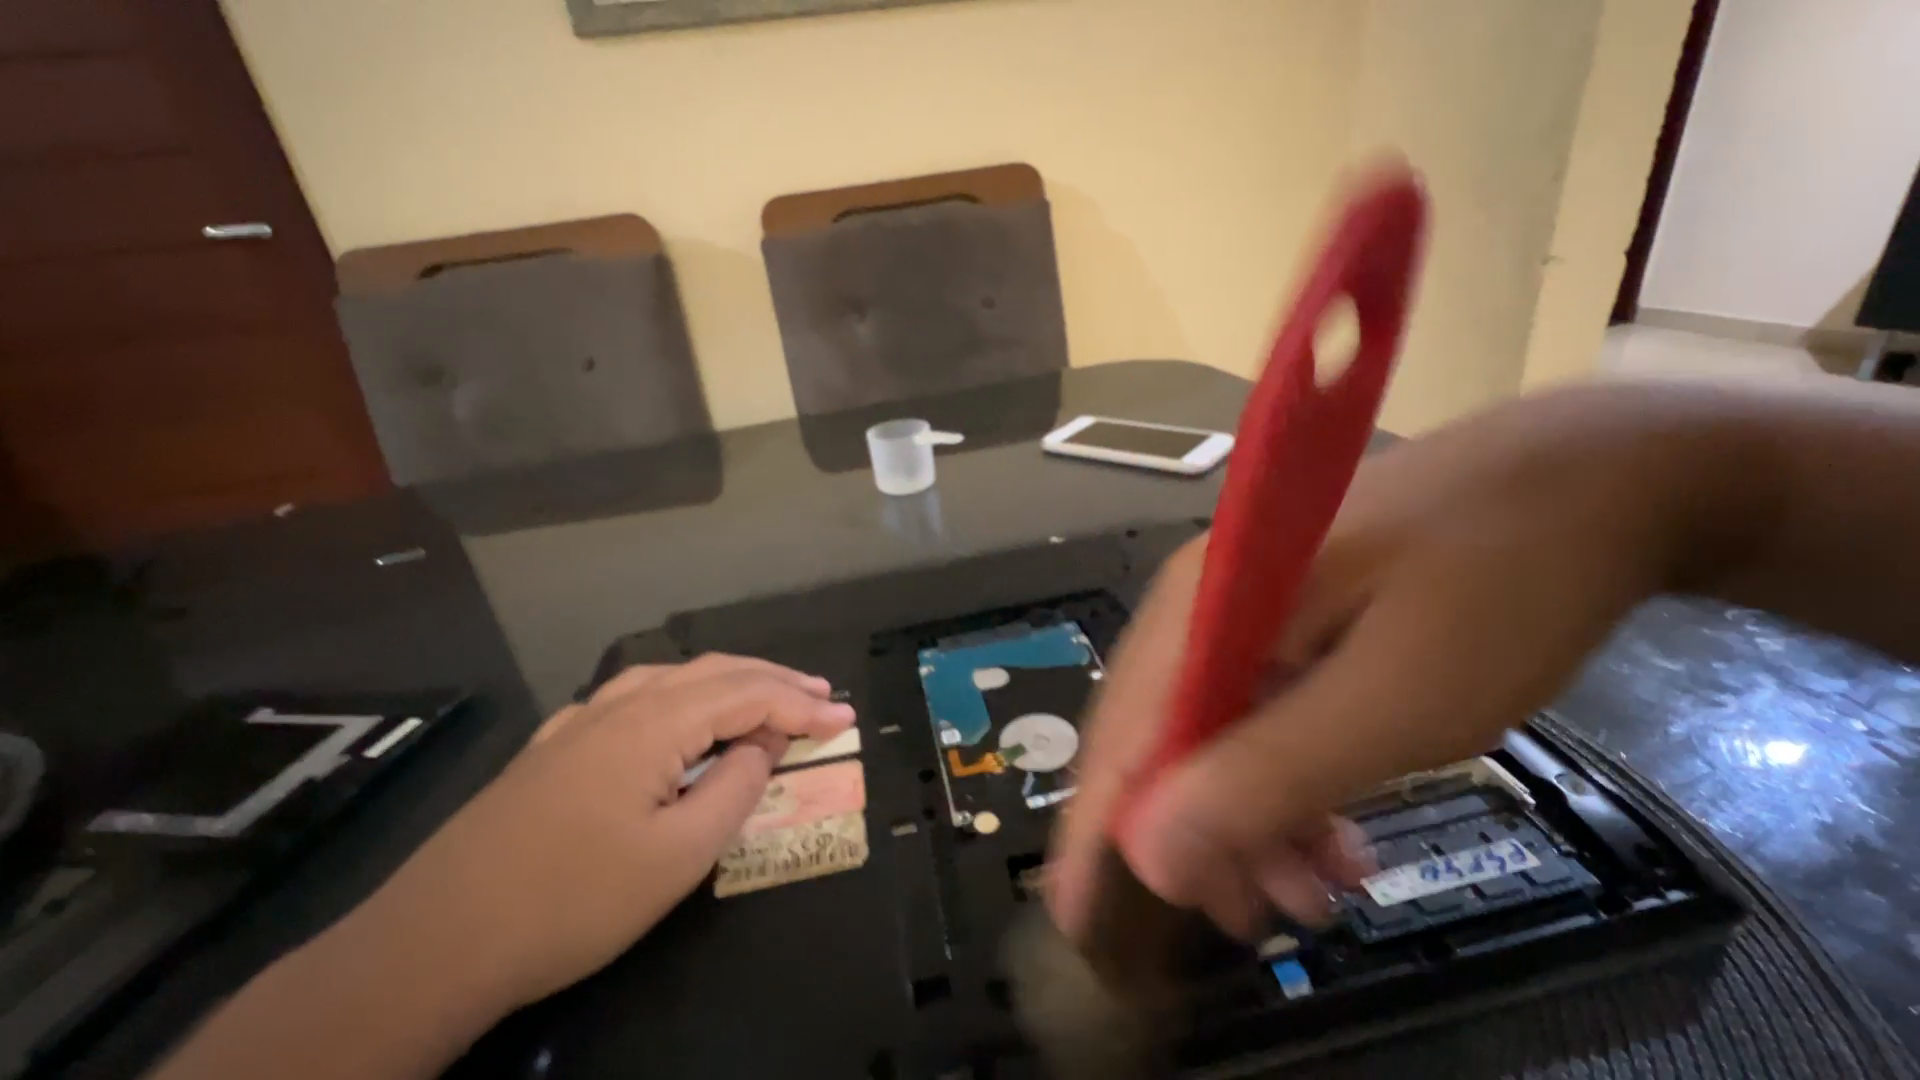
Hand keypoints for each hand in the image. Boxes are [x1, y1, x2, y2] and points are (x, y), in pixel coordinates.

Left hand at [347, 655, 854, 1016]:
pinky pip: (631, 699)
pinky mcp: (551, 749)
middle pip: (710, 672)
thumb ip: (734, 789)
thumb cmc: (572, 902)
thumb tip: (763, 744)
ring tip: (764, 698)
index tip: (846, 719)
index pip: (745, 694)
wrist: (437, 941)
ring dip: (725, 683)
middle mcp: (616, 706)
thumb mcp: (677, 856)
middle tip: (821, 699)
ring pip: (668, 679)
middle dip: (772, 681)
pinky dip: (678, 697)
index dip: (801, 705)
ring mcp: (577, 724)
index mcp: (651, 724)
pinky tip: (678, 716)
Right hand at [1051, 384, 1708, 938]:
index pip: (1122, 734)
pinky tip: (1341, 823)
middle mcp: (1201, 601)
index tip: (1080, 920)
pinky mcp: (1292, 614)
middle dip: (1199, 837)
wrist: (1599, 474)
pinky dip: (1291, 777)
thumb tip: (1150, 852)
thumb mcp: (1397, 700)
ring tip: (1323, 889)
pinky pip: (1262, 710)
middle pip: (1161, 736)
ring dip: (1255, 816)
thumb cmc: (1502, 586)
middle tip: (1257, 920)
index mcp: (1204, 606)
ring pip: (1214, 732)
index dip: (1096, 830)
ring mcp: (1244, 604)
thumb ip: (1268, 774)